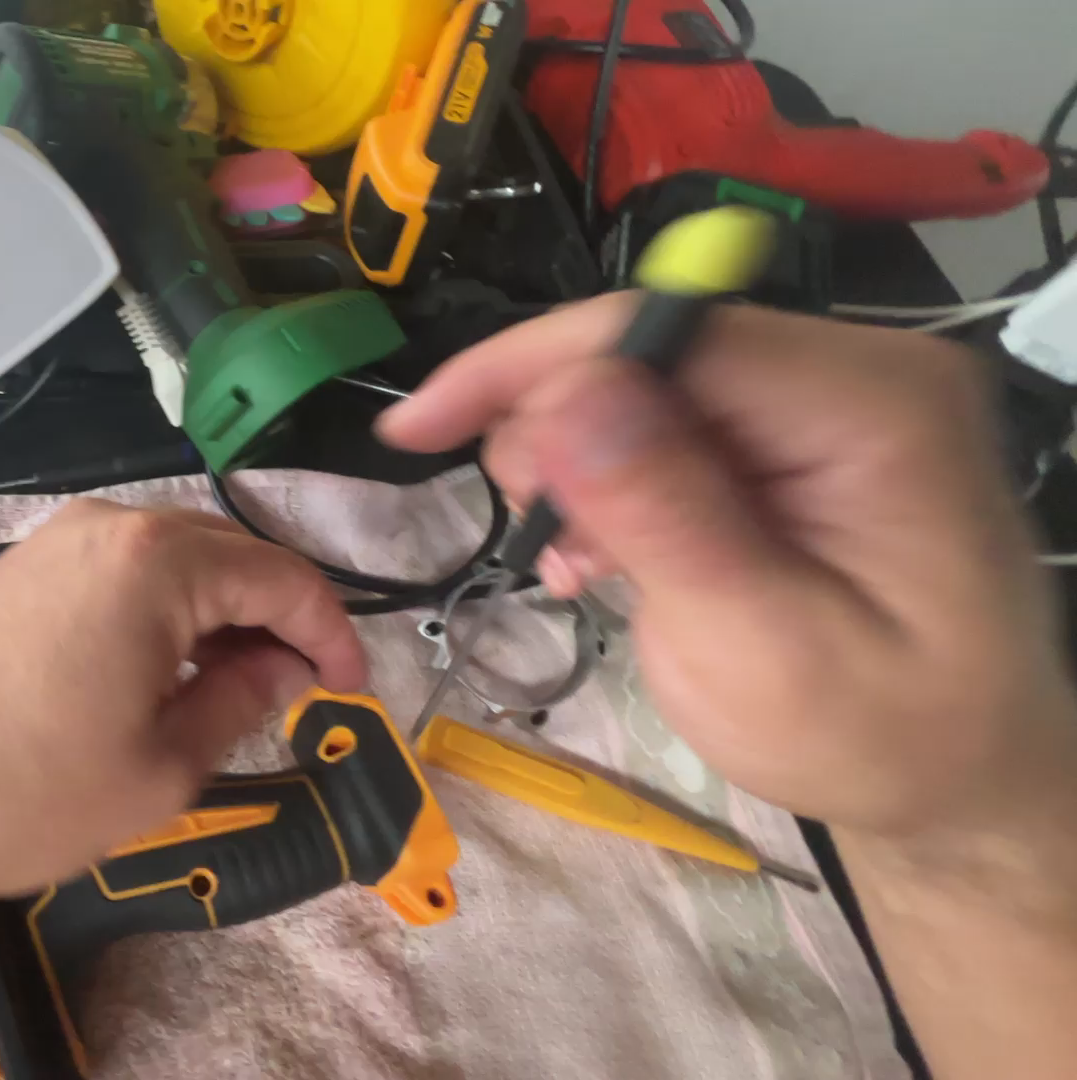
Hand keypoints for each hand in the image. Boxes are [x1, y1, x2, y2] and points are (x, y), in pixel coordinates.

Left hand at [0, 500, 366, 907]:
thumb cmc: (16, 791)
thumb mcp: (158, 770)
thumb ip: (239, 703)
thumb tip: (285, 669)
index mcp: (156, 560)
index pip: (283, 577)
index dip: (332, 634)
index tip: (352, 690)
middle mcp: (106, 525)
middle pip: (228, 558)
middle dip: (275, 620)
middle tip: (296, 691)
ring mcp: (53, 541)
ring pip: (173, 565)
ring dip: (217, 617)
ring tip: (231, 687)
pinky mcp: (18, 569)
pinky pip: (119, 576)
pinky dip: (161, 615)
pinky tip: (159, 669)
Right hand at [377, 296, 1076, 849]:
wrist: (939, 780)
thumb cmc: (868, 735)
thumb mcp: (755, 643)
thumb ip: (663, 515)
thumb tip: (563, 398)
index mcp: (864, 404)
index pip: (654, 330)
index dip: (519, 368)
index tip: (415, 432)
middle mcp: (831, 376)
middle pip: (622, 348)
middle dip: (540, 432)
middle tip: (532, 531)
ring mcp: (791, 406)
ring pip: (606, 385)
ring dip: (555, 468)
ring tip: (571, 559)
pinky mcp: (754, 441)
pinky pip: (623, 427)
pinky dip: (578, 488)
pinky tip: (589, 556)